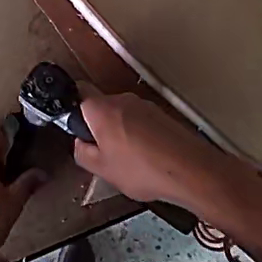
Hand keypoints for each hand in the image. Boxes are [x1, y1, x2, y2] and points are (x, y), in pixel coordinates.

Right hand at [72, 94, 247, 210]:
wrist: (190, 170)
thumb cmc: (146, 169)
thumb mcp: (101, 169)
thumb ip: (82, 152)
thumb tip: (80, 145)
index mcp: (103, 109)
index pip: (79, 91)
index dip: (71, 104)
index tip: (71, 119)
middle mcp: (125, 101)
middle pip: (102, 106)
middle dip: (98, 126)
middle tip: (99, 151)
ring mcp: (146, 107)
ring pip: (123, 115)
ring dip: (120, 132)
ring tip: (126, 161)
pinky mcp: (163, 116)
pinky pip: (142, 123)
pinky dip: (139, 137)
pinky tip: (144, 160)